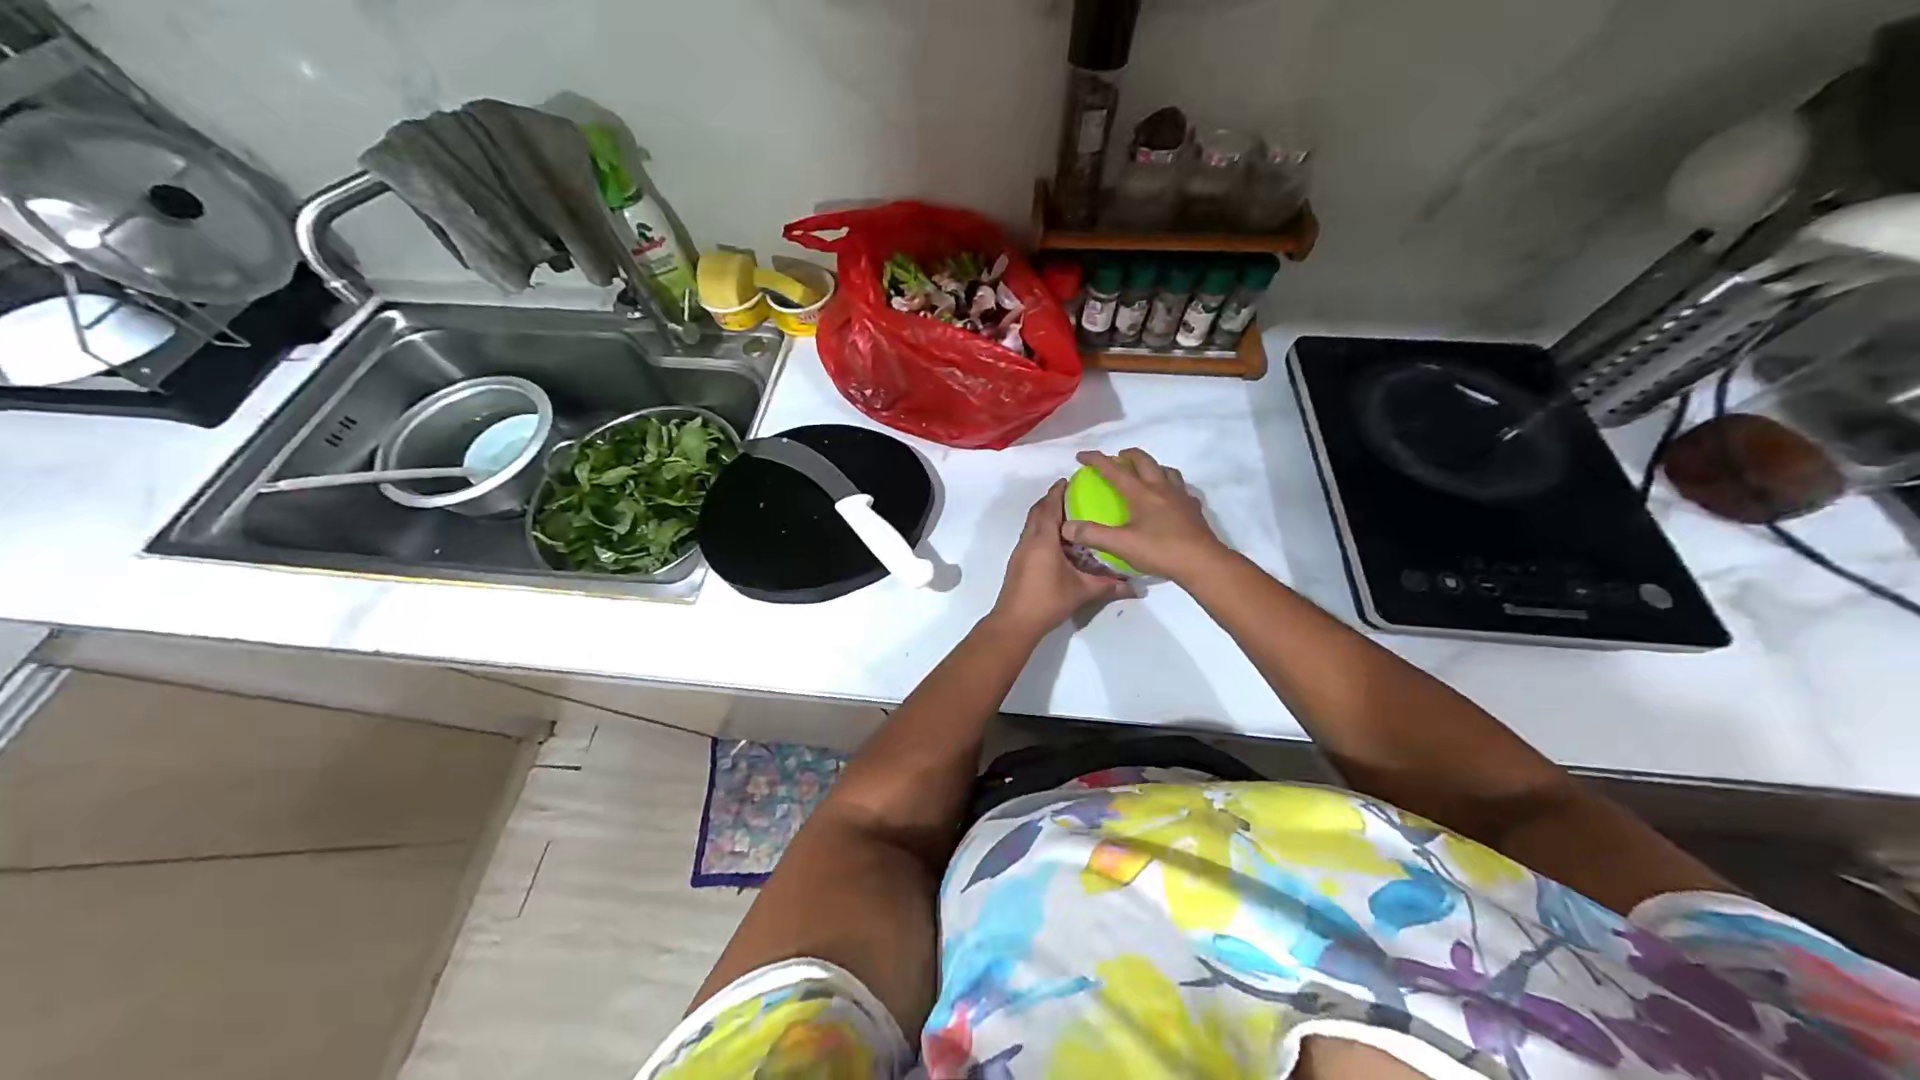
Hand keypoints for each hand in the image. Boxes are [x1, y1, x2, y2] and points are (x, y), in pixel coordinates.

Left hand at [990, 479, 1132, 638]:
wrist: (1015, 622)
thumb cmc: (1047, 601)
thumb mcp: (1081, 592)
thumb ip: (1108, 586)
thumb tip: (1134, 587)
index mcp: (1043, 540)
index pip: (1050, 507)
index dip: (1058, 492)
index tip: (1071, 481)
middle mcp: (1029, 540)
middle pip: (1038, 511)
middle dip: (1051, 500)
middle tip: (1072, 495)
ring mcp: (1021, 551)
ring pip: (1032, 524)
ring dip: (1046, 515)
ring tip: (1068, 515)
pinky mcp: (1018, 562)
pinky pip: (1030, 536)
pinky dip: (1042, 530)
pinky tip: (1058, 541)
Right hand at [1060, 449, 1231, 581]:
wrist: (1202, 562)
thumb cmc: (1160, 551)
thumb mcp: (1121, 545)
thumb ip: (1092, 534)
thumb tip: (1066, 527)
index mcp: (1141, 493)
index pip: (1114, 470)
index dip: (1096, 460)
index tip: (1082, 456)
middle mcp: (1161, 488)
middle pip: (1144, 461)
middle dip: (1128, 455)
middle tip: (1117, 457)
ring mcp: (1181, 497)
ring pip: (1166, 471)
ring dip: (1152, 467)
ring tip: (1144, 474)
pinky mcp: (1193, 509)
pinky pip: (1181, 489)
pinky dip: (1170, 486)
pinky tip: (1169, 498)